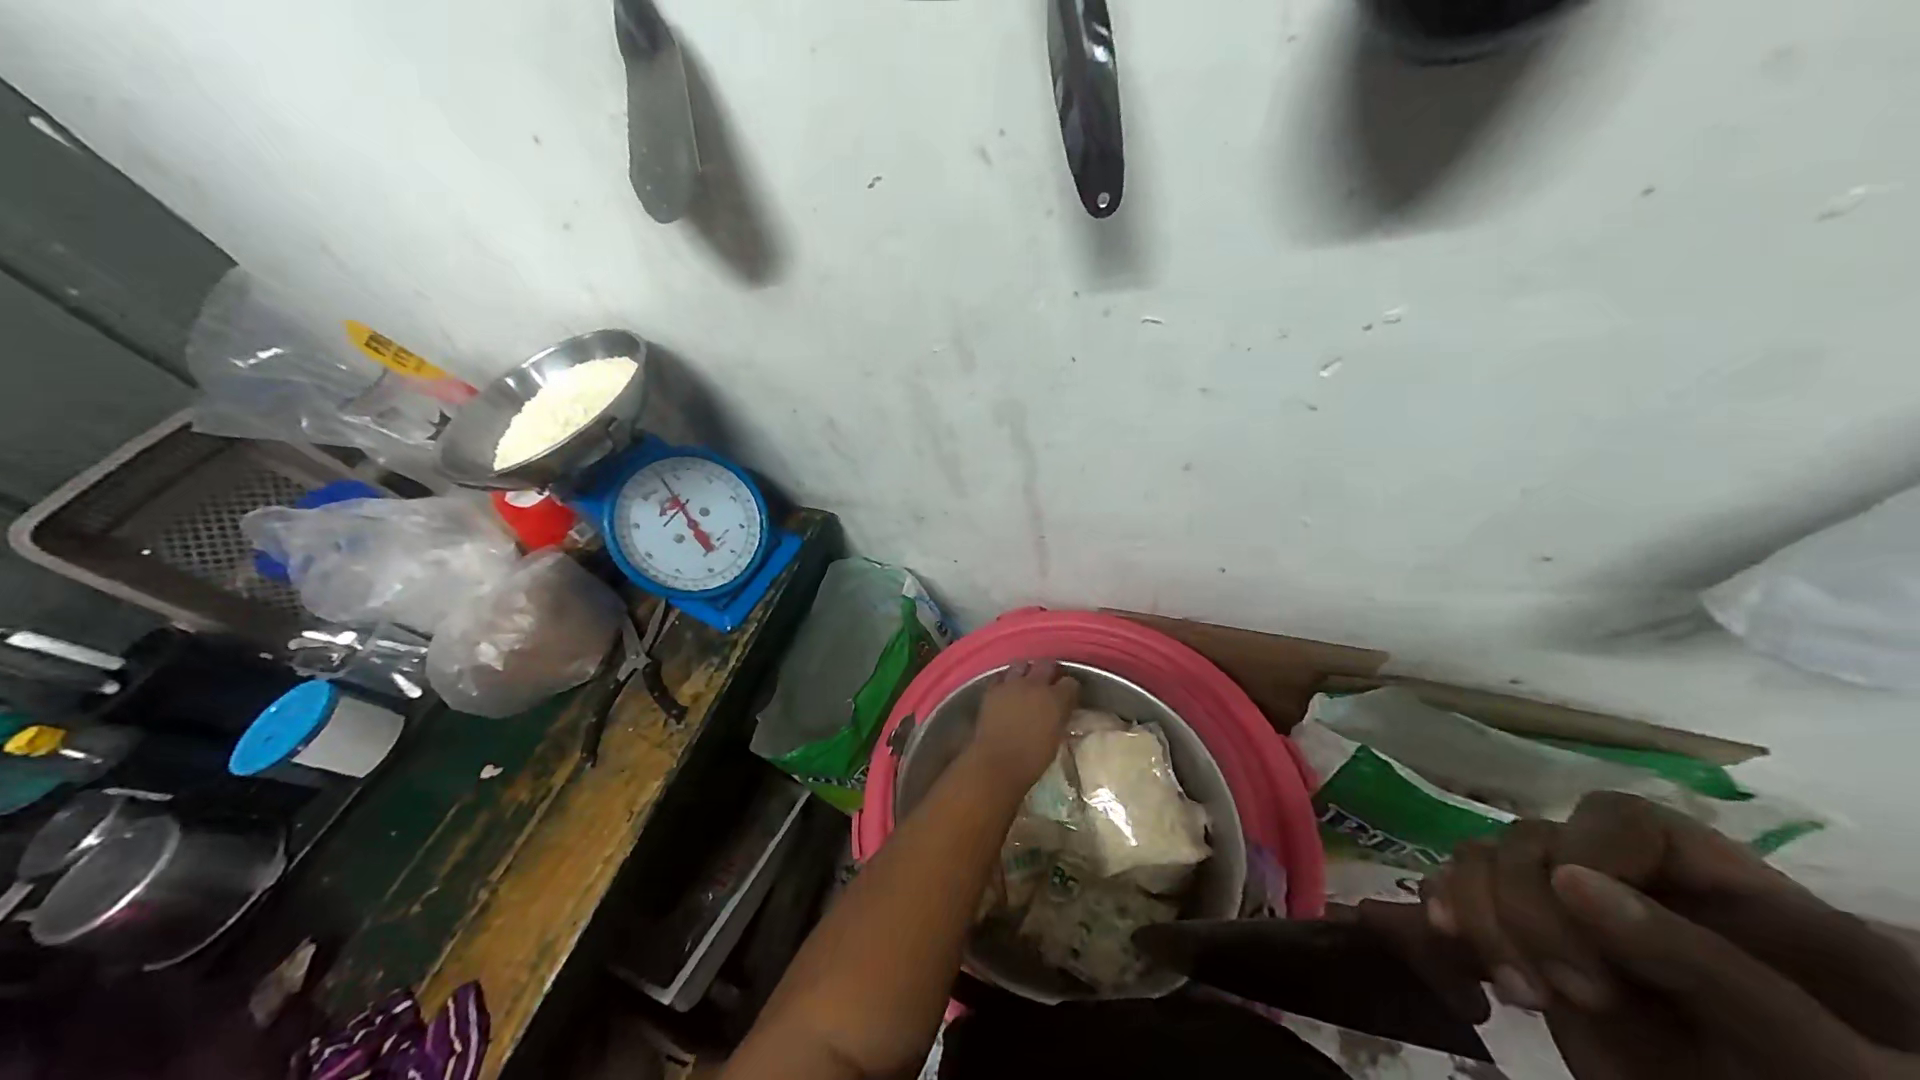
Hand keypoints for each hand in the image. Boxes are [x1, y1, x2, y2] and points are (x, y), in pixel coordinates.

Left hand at [965, 660, 1078, 788]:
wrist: (997, 762)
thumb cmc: (1032, 759)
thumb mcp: (1056, 738)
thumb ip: (1059, 718)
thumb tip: (1059, 711)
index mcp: (1056, 699)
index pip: (1070, 683)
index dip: (1070, 689)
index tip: (1068, 695)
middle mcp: (1035, 685)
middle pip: (1047, 664)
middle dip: (1050, 671)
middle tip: (1049, 682)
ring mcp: (1012, 684)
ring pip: (1022, 664)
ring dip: (1026, 670)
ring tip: (1026, 681)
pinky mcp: (993, 689)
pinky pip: (1001, 676)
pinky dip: (1006, 679)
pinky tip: (1007, 688)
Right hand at [1418, 793, 1919, 1079]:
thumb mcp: (1824, 1055)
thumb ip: (1709, 964)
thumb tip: (1568, 879)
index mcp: (1719, 886)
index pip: (1621, 820)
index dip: (1585, 850)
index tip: (1580, 909)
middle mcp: (1632, 887)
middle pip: (1534, 839)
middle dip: (1527, 907)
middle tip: (1569, 996)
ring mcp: (1573, 921)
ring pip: (1482, 861)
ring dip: (1478, 914)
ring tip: (1521, 997)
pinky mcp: (1531, 953)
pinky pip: (1459, 900)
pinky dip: (1443, 915)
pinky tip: (1453, 952)